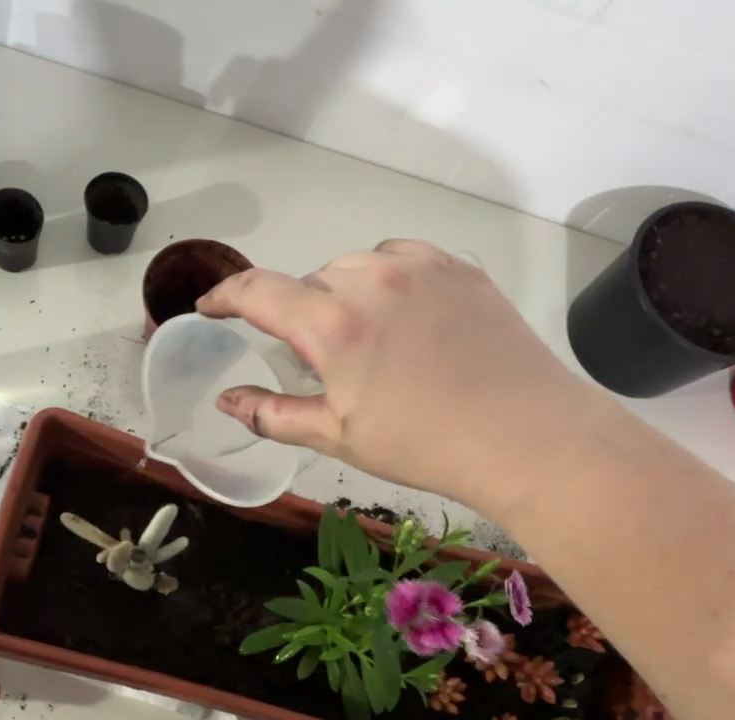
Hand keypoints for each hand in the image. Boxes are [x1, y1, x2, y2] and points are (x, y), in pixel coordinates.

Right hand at [197, 239, 605, 514]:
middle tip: (314, 359)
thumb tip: (226, 401)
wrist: (526, 434)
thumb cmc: (422, 444)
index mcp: (333, 324)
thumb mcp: (337, 437)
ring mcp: (420, 267)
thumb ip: (272, 414)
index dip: (224, 296)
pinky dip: (383, 280)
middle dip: (296, 313)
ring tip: (359, 336)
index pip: (258, 291)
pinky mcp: (458, 267)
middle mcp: (371, 279)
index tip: (208, 307)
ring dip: (339, 293)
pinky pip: (400, 259)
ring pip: (353, 265)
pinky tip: (399, 316)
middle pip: (308, 281)